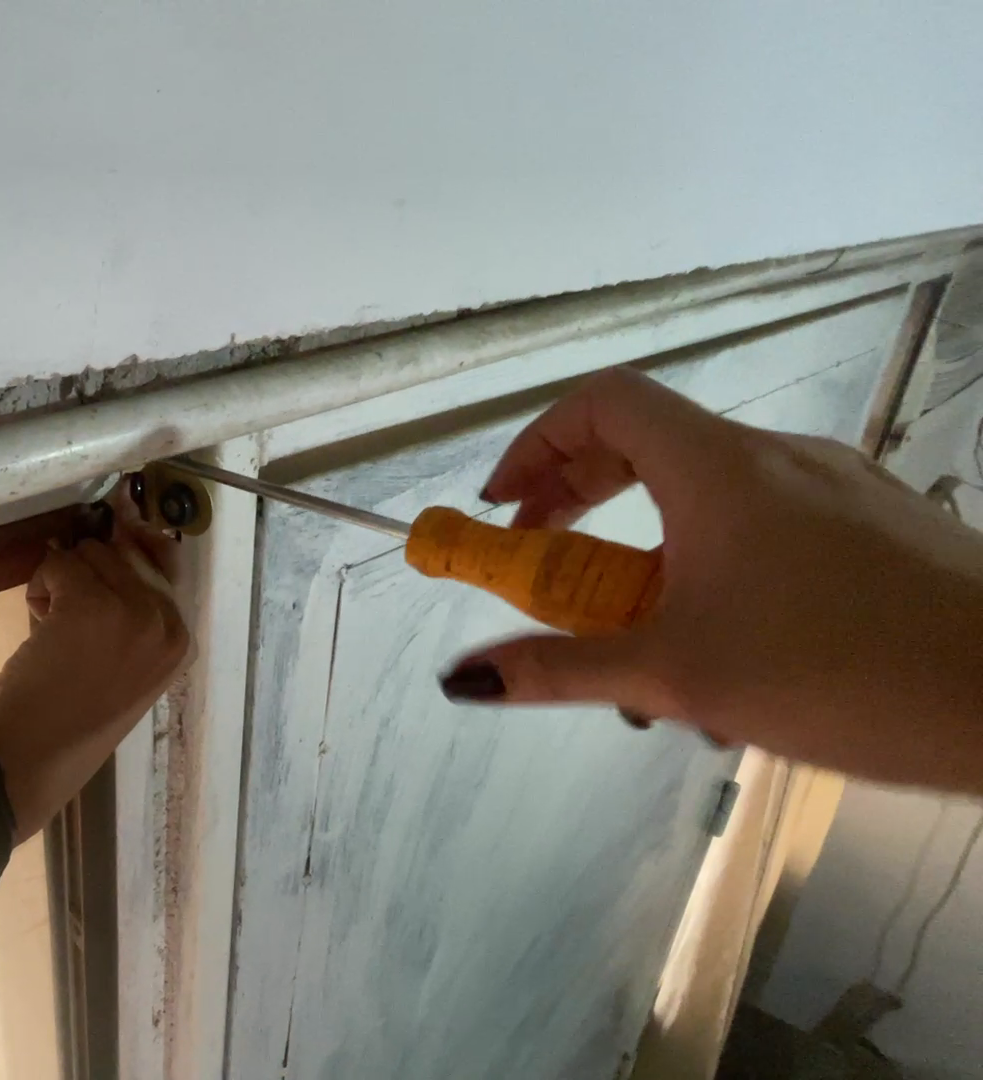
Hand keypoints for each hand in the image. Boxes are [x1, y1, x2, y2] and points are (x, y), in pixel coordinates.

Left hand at [0, 482, 191, 833]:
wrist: (31, 756)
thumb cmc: (70, 718)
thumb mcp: (121, 664)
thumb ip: (127, 612)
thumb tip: (107, 542)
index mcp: (179, 639)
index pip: (163, 562)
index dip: (127, 552)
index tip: (110, 545)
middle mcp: (166, 621)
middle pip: (121, 553)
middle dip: (87, 576)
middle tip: (65, 621)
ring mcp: (132, 611)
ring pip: (88, 553)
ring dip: (61, 582)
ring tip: (52, 630)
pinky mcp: (90, 604)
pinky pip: (59, 562)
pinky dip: (40, 586)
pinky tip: (37, 627)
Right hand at [442, 367, 982, 792]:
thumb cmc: (850, 674)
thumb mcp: (679, 675)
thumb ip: (559, 669)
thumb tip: (463, 680)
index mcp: (719, 471)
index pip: (603, 402)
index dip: (536, 443)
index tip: (503, 505)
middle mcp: (773, 459)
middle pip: (637, 439)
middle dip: (567, 494)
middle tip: (535, 554)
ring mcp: (830, 488)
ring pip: (694, 486)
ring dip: (629, 533)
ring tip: (617, 611)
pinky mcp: (870, 525)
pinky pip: (749, 516)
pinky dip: (691, 549)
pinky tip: (704, 624)